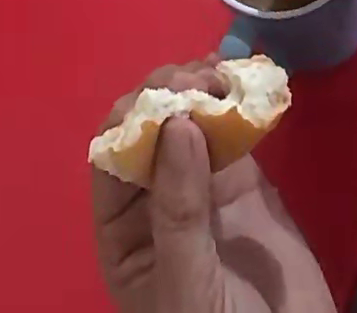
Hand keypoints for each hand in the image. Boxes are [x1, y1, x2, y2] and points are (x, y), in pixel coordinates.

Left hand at [93, 61, 334, 312]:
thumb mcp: (189, 284)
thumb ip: (179, 209)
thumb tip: (177, 122)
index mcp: (125, 231)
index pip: (113, 158)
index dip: (133, 119)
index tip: (168, 95)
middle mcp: (157, 198)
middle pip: (151, 128)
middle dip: (168, 93)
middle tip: (200, 77)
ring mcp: (202, 182)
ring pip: (189, 117)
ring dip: (200, 85)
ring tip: (220, 72)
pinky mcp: (243, 176)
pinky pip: (232, 127)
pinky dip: (234, 96)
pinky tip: (238, 73)